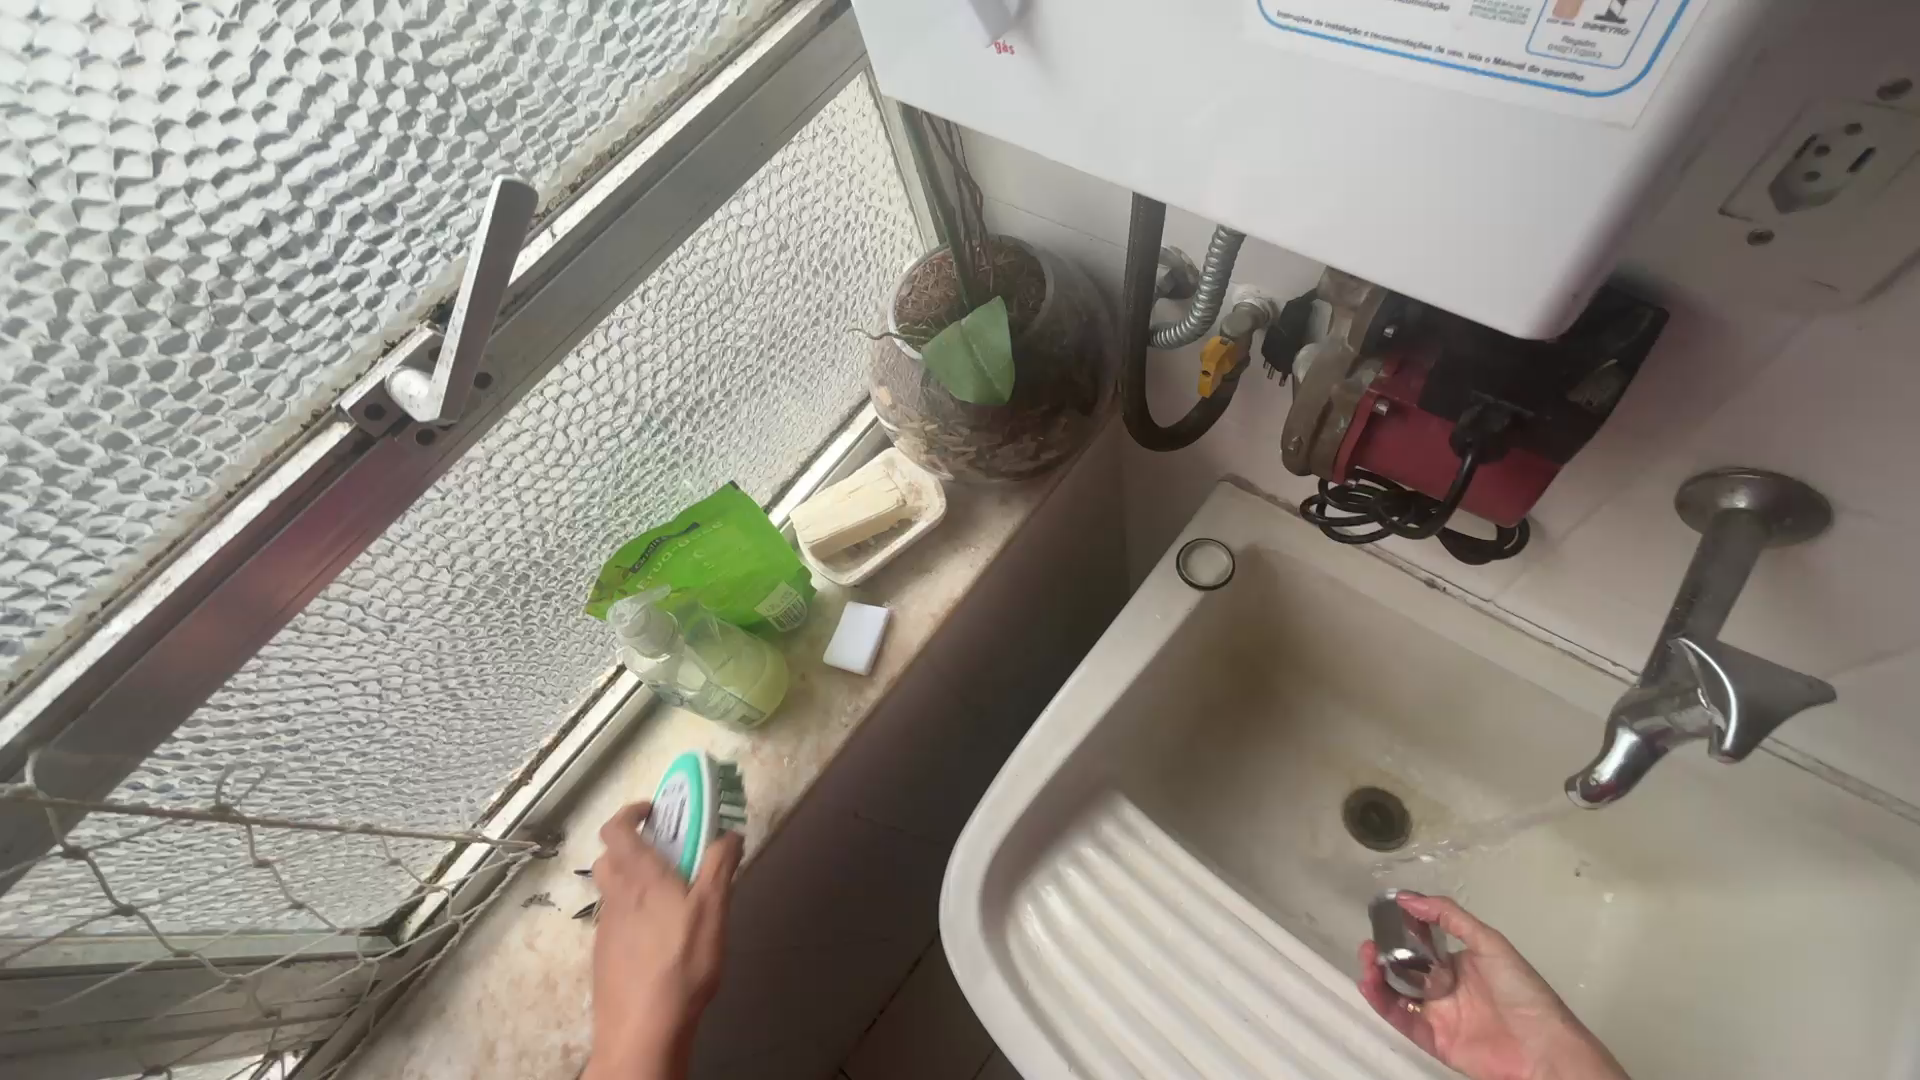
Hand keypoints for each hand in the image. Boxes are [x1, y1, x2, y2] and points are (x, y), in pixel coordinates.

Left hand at [585, 801, 743, 1079]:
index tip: (656, 810)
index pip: (615, 829)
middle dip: (633, 844)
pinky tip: (662, 934)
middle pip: (609, 856)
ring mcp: (606, 929)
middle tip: (667, 849)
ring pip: (612, 888)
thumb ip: (721, 864)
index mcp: (639, 877)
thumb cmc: (681, 962)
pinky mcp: (605, 956)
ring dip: (634, 878)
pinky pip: (616, 918)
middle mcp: (616, 897)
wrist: (642, 1032)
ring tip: (672, 893)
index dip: (630, 812)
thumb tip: (730, 833)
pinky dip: (634, 910)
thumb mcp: (713, 908)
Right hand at [1356, 892, 1627, 1079]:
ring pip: (1395, 993)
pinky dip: (1380, 1003)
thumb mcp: (1490, 943)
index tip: (1381, 920)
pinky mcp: (1433, 1040)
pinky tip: (1368, 985)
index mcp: (1456, 966)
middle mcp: (1443, 989)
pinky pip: (1400, 1019)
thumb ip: (1449, 916)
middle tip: (1369, 945)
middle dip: (1381, 955)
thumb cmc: (1522, 992)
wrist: (1547, 1050)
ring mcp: (1437, 1015)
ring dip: (1375, 975)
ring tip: (1367, 961)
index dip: (1397, 934)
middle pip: (1401, 969)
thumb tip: (1405, 897)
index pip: (1418, 946)